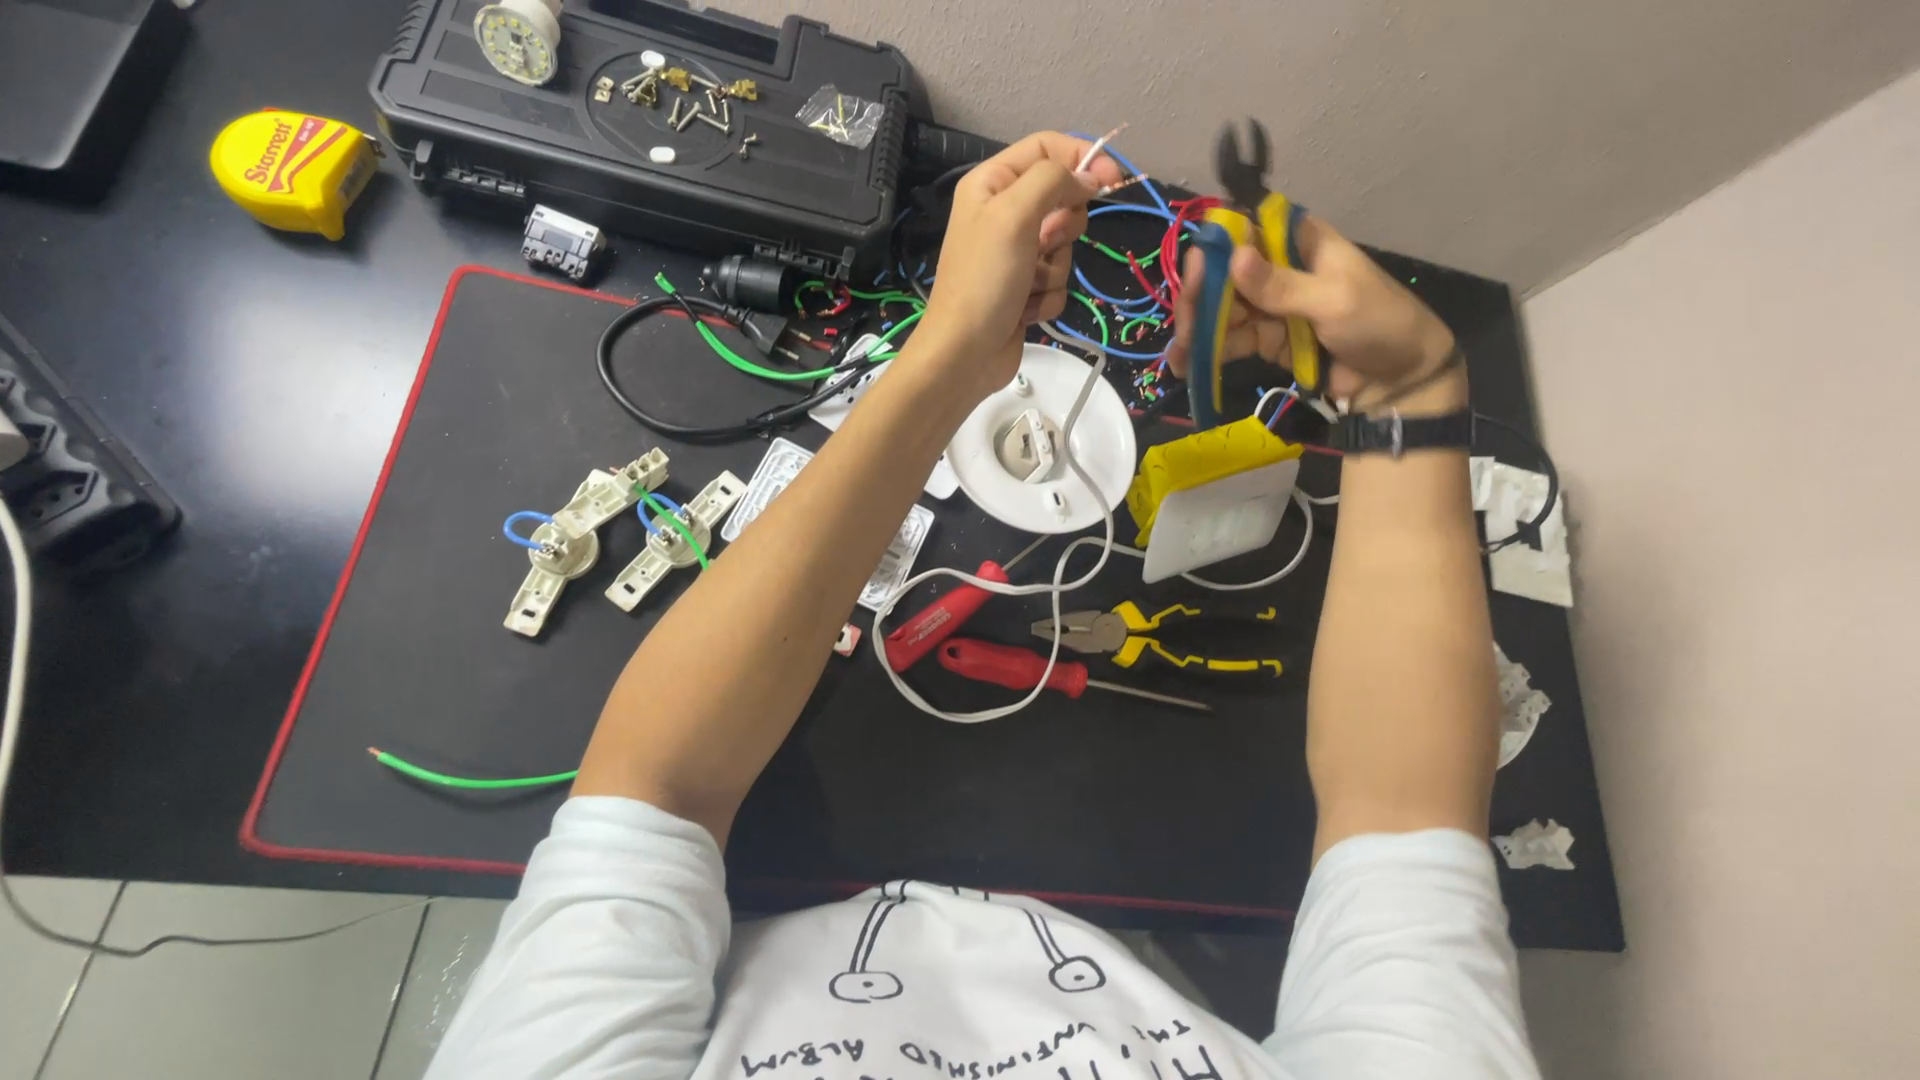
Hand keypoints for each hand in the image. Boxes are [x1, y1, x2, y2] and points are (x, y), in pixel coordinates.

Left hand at [908, 133, 1124, 403]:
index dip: (1081, 157)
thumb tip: (1090, 178)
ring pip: (1065, 246)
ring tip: (1025, 287)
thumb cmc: (984, 280)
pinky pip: (1058, 282)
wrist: (964, 353)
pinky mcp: (1026, 290)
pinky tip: (1023, 311)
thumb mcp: (1014, 214)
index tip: (1112, 179)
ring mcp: (1016, 255)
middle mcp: (1003, 214)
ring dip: (1053, 270)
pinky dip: (1047, 298)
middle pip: (1062, 199)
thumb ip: (1053, 180)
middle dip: (1063, 227)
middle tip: (1042, 244)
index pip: (1047, 147)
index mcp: (992, 184)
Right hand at [1165, 215, 1457, 406]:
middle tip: (1186, 327)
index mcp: (1300, 243)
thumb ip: (1282, 285)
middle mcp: (1278, 269)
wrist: (1399, 380)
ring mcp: (1270, 307)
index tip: (1199, 270)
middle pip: (1224, 274)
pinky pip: (1229, 341)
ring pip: (1221, 310)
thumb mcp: (1334, 300)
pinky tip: (1186, 365)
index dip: (1218, 246)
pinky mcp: (1266, 340)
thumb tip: (1235, 256)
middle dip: (1201, 298)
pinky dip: (1206, 353)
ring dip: (1197, 331)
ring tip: (1181, 356)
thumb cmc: (1379, 324)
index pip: (1248, 230)